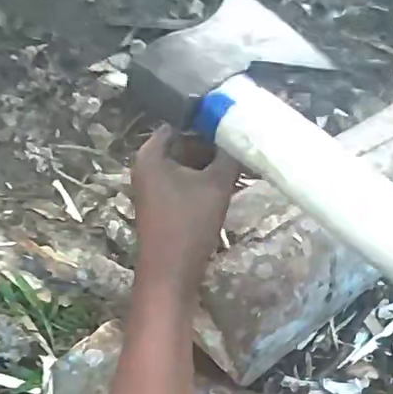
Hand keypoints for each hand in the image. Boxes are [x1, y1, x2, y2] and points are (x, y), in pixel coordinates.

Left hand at [132, 126, 240, 298]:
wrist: (170, 274)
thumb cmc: (189, 224)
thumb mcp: (215, 186)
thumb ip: (229, 156)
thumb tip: (243, 134)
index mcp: (151, 154)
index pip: (181, 122)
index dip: (207, 119)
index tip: (233, 120)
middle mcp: (147, 167)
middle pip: (185, 144)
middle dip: (214, 145)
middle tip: (244, 144)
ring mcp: (154, 187)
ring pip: (188, 165)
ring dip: (213, 165)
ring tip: (244, 164)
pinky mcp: (163, 204)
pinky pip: (186, 183)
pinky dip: (206, 181)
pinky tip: (231, 184)